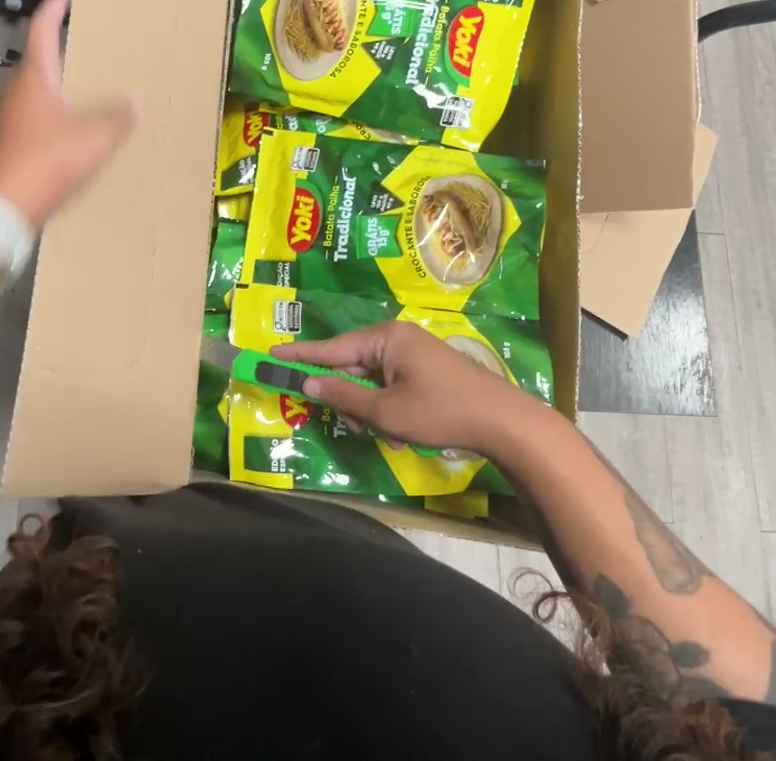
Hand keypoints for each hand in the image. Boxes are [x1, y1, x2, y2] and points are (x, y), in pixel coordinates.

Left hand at [0, 0, 139, 226]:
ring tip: (97, 83)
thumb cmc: (43, 162)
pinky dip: (63, 112)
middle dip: (68, 46)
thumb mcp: (91, 138)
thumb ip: (116, 118)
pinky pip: (43, 116)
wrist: (0, 209)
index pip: (43, 27)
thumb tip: (134, 101)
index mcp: (34, 77)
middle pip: (44, 59)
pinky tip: (83, 127)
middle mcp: (19, 91)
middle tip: (95, 38)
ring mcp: (14, 118)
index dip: (56, 4)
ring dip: (67, 83)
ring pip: (44, 90)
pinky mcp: (16, 143)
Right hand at [273, 321, 538, 455]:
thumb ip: (343, 396)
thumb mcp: (386, 411)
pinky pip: (392, 386)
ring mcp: (414, 353)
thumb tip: (308, 384)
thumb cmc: (441, 412)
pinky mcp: (427, 370)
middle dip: (350, 400)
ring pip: (372, 381)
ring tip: (390, 435)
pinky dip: (390, 410)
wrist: (504, 422)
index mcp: (385, 339)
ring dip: (372, 411)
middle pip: (352, 366)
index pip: (331, 347)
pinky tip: (405, 434)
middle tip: (356, 427)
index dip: (300, 356)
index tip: (271, 355)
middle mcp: (397, 338)